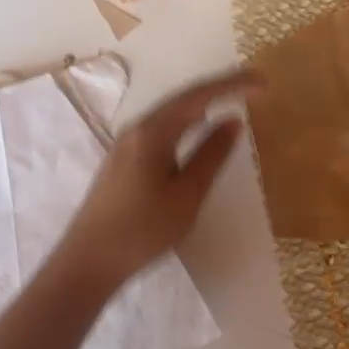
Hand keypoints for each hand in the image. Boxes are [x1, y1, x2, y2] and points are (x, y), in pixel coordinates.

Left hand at [55, 70, 262, 288]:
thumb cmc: (141, 231)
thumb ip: (211, 155)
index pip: (199, 96)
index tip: (263, 83)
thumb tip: (233, 121)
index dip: (233, 85)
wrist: (85, 266)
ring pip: (172, 110)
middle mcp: (137, 129)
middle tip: (255, 86)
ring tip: (234, 98)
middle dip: (221, 87)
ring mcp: (127, 143)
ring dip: (205, 100)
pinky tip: (199, 125)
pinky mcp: (124, 159)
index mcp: (153, 133)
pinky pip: (164, 124)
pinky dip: (189, 116)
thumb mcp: (186, 196)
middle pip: (185, 97)